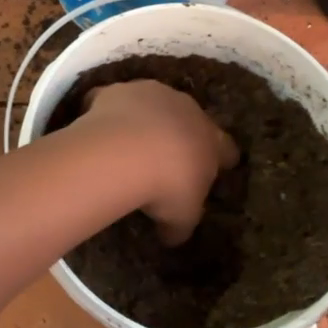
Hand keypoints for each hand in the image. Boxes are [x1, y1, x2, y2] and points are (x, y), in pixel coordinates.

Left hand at [74, 80, 238, 244]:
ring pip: (154, 102)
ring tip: (130, 141)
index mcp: (211, 139)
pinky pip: (116, 98)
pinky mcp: (118, 90)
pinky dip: (110, 110)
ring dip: (146, 118)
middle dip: (182, 133)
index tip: (217, 168)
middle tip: (168, 155)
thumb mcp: (180, 217)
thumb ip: (180, 225)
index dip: (221, 159)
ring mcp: (152, 94)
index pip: (226, 147)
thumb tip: (172, 237)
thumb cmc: (166, 186)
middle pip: (190, 118)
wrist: (124, 151)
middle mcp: (186, 109)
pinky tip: (100, 128)